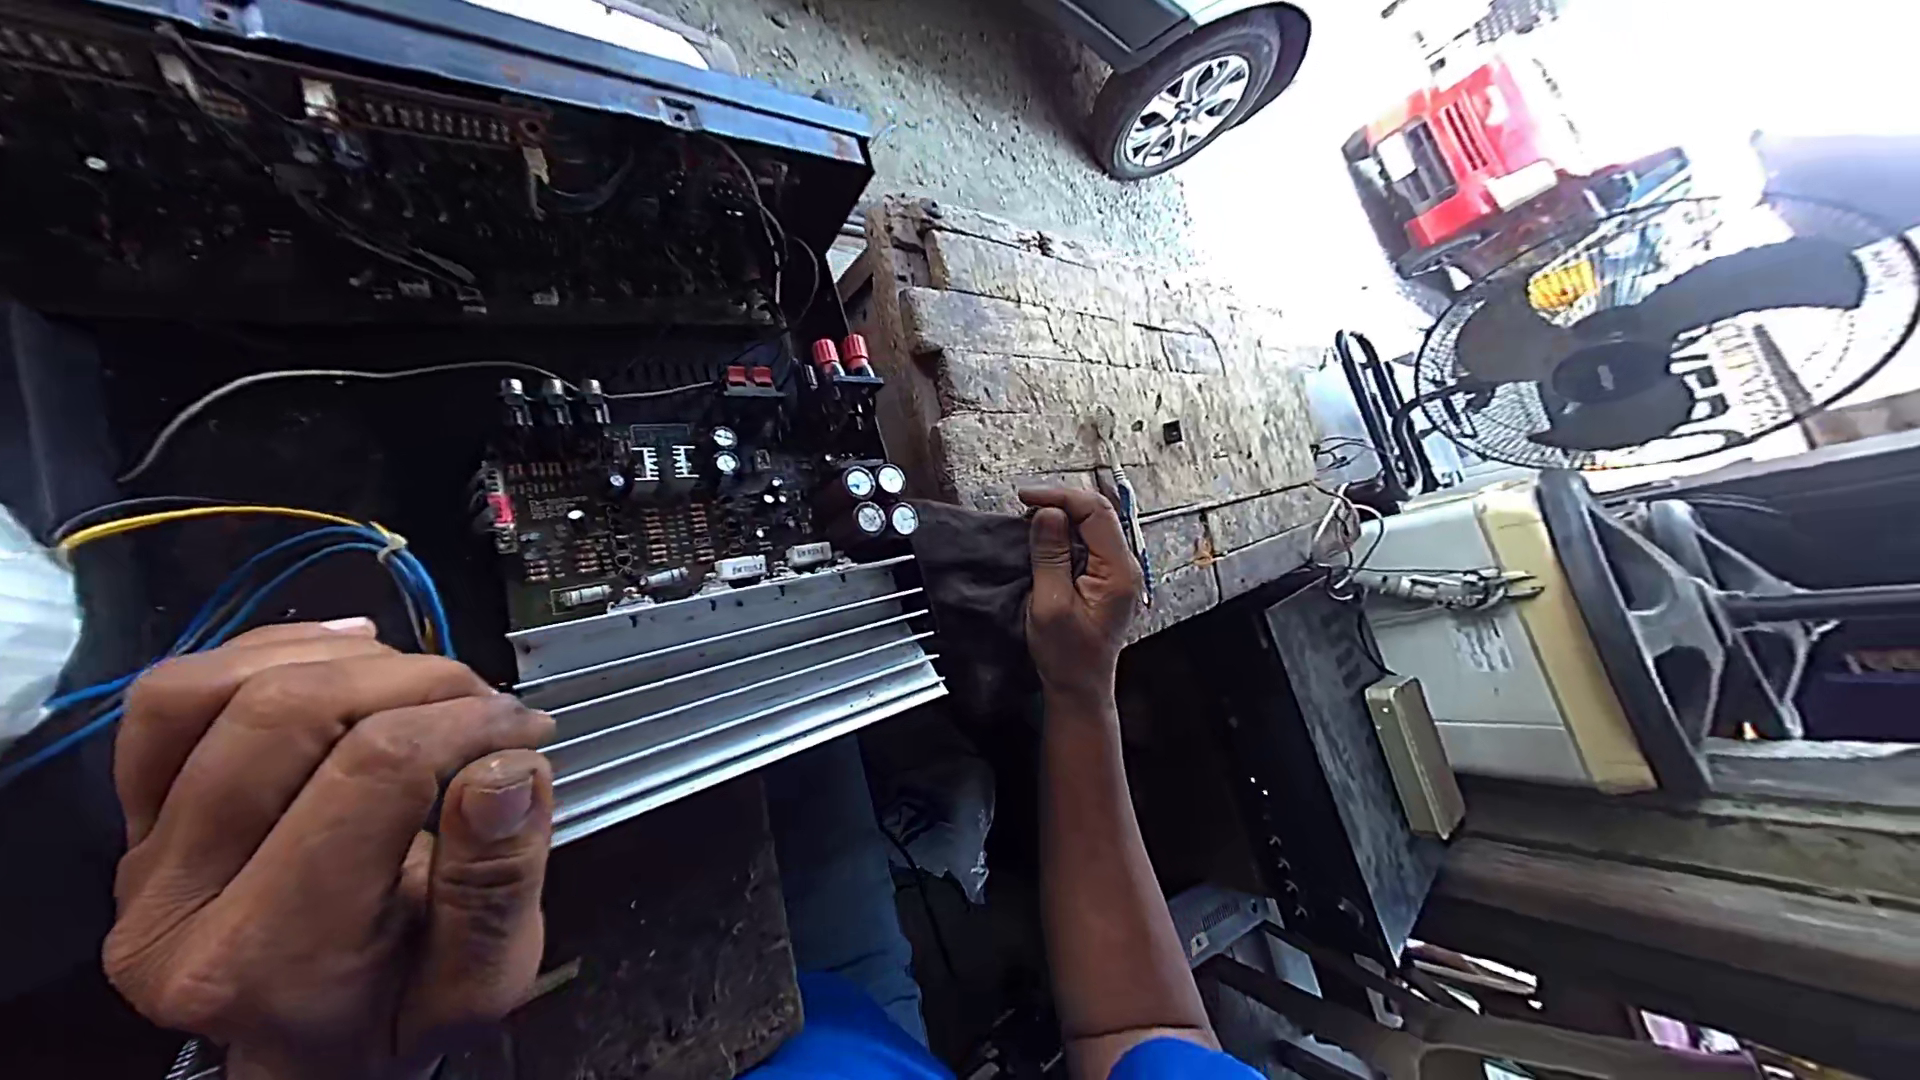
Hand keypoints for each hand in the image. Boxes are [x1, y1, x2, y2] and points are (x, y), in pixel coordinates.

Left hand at [103, 619, 556, 1079]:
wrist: (325, 1044)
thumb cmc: (411, 1010)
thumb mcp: (485, 977)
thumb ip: (501, 881)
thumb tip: (508, 766)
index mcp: (269, 949)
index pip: (377, 768)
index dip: (473, 724)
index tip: (530, 730)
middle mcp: (176, 900)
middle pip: (289, 713)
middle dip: (423, 682)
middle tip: (489, 706)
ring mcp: (145, 854)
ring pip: (215, 691)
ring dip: (355, 663)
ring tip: (434, 686)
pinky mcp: (147, 817)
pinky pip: (176, 696)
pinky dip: (275, 650)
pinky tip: (358, 651)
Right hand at [1020, 488, 1142, 701]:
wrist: (1079, 686)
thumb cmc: (1067, 655)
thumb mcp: (1050, 604)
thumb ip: (1051, 556)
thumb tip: (1047, 513)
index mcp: (1118, 572)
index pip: (1096, 512)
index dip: (1060, 497)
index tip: (1027, 497)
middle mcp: (1125, 566)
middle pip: (1098, 512)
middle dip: (1060, 502)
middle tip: (1026, 505)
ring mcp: (1117, 571)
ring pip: (1092, 524)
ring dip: (1061, 517)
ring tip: (1030, 520)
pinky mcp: (1105, 576)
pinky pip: (1087, 541)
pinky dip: (1064, 533)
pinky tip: (1043, 539)